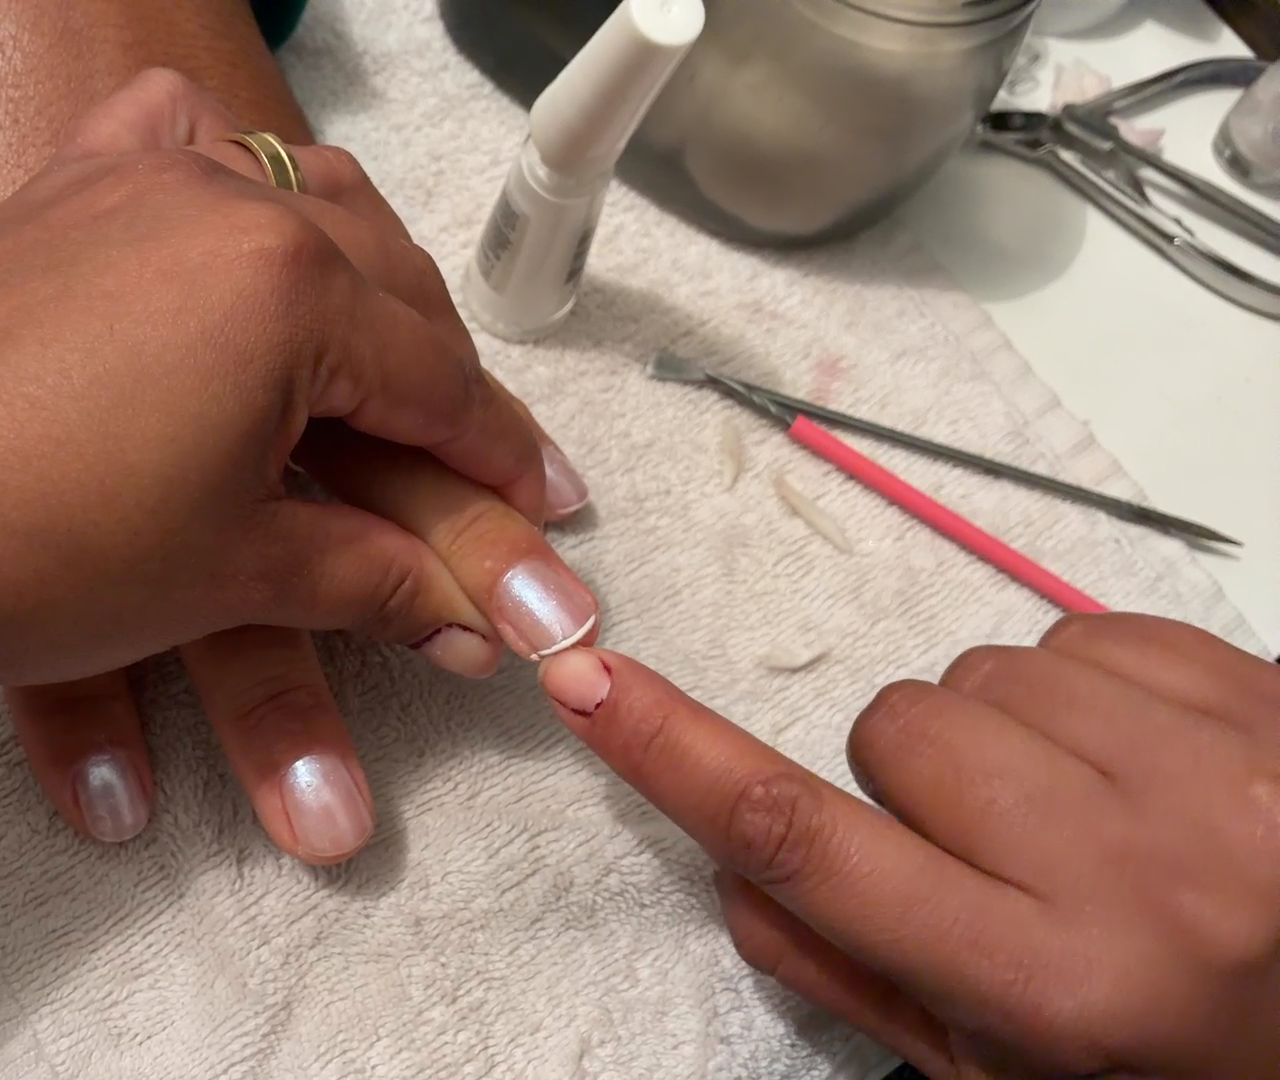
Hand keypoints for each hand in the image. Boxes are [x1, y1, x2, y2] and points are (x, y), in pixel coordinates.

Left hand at [0, 59, 597, 862]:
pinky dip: (246, 204)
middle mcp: (225, 201)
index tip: (539, 498)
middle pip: (392, 287)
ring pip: (309, 207)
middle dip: (450, 379)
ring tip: (396, 356)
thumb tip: (458, 614)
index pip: (439, 379)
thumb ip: (369, 580)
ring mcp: (136, 180)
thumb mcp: (233, 573)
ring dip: (368, 286)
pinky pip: (191, 165)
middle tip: (486, 454)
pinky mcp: (64, 192)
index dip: (498, 454)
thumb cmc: (25, 550)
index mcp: (286, 289)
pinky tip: (248, 231)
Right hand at [538, 615, 1279, 1077]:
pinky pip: (1084, 632)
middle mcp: (1149, 877)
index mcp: (1052, 987)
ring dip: (1009, 733)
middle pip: (897, 723)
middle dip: (916, 775)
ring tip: (1103, 811)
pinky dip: (1091, 687)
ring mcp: (1239, 778)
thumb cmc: (1187, 1065)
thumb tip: (725, 865)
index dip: (667, 751)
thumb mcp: (1005, 1074)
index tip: (580, 679)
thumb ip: (844, 969)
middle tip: (1009, 849)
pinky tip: (1165, 764)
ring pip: (985, 672)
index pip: (795, 837)